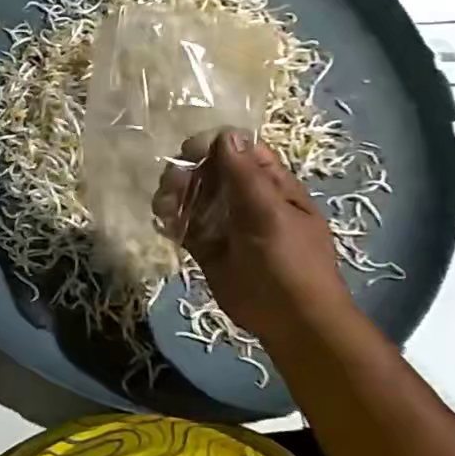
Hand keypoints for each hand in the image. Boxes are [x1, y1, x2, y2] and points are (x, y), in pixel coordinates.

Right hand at [153, 128, 352, 344]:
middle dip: (188, 172)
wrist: (291, 321)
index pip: (239, 151)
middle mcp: (245, 199)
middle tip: (172, 183)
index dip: (213, 146)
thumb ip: (246, 175)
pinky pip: (184, 226)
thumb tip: (226, 134)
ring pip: (192, 197)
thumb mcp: (271, 214)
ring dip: (174, 195)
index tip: (189, 151)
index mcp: (270, 184)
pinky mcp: (207, 248)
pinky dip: (170, 221)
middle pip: (209, 171)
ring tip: (164, 206)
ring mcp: (225, 224)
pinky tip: (163, 223)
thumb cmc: (291, 262)